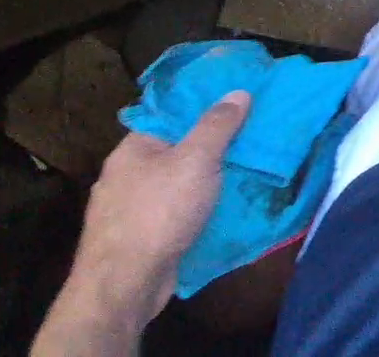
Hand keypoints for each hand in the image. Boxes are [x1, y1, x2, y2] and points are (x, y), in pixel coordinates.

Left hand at [35, 91, 250, 352]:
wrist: (125, 285)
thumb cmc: (158, 212)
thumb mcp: (196, 159)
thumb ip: (218, 124)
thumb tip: (237, 93)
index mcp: (133, 150)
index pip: (171, 114)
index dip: (205, 104)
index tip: (240, 98)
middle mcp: (127, 175)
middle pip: (178, 146)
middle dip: (214, 140)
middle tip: (253, 130)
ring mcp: (132, 207)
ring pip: (180, 178)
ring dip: (210, 173)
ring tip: (248, 164)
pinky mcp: (143, 233)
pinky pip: (179, 205)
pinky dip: (202, 200)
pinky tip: (226, 199)